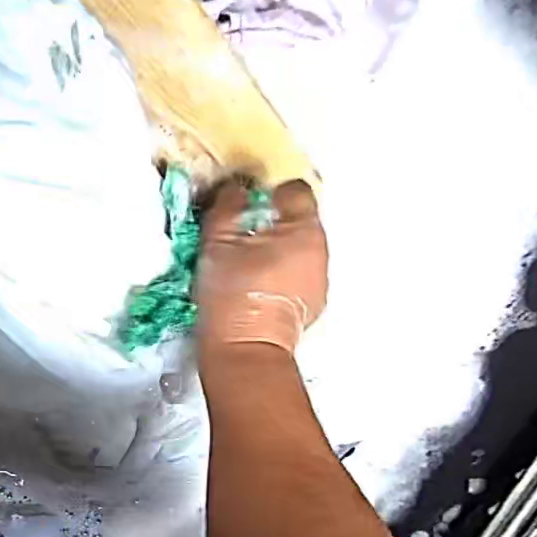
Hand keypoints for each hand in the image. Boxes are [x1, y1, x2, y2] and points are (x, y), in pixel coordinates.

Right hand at [195, 180, 327, 355]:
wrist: (245, 346)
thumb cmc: (231, 293)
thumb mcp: (216, 246)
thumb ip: (226, 211)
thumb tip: (234, 189)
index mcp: (302, 229)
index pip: (294, 191)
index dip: (268, 193)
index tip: (245, 204)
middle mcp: (320, 249)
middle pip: (298, 222)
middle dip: (271, 224)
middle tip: (239, 238)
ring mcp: (320, 278)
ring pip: (299, 250)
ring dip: (276, 251)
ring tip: (245, 267)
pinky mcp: (313, 303)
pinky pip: (298, 276)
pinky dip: (280, 276)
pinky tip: (256, 289)